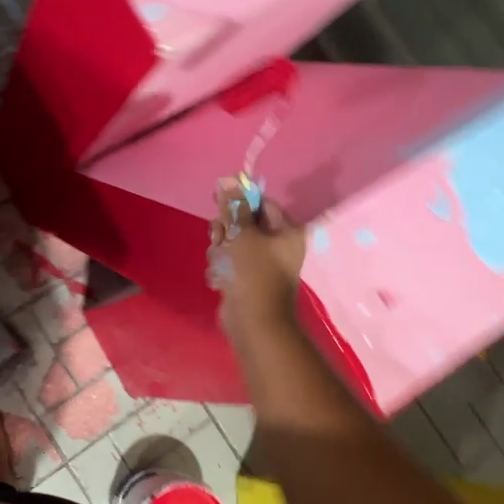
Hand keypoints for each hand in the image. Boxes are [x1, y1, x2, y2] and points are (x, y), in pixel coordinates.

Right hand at [207, 178, 305, 337]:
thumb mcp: (243, 234)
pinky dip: (221, 267)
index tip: (218, 200)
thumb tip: (228, 181)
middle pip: (244, 222)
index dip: (240, 200)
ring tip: (221, 263)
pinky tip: (220, 278)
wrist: (253, 322)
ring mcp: (262, 263)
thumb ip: (234, 207)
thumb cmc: (253, 273)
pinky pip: (229, 262)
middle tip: (219, 237)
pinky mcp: (246, 279)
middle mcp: (277, 245)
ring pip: (232, 242)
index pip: (262, 203)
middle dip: (226, 229)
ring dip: (220, 249)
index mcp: (286, 231)